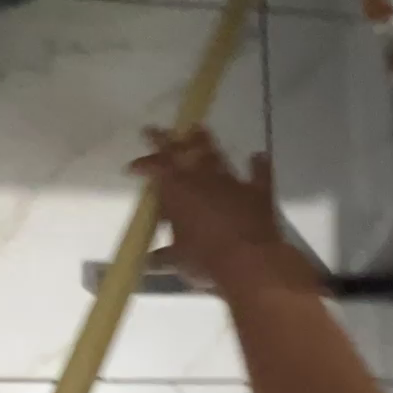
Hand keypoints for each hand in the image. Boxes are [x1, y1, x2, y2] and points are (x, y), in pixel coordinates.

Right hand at [129, 126, 320, 301]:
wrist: (251, 263)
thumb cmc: (205, 260)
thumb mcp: (178, 259)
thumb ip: (165, 255)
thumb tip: (151, 260)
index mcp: (177, 192)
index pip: (156, 168)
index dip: (144, 164)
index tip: (133, 167)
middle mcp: (202, 180)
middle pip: (183, 151)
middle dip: (167, 140)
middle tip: (156, 129)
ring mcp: (232, 184)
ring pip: (216, 156)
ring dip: (205, 143)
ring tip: (197, 129)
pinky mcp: (258, 194)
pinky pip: (260, 175)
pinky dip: (259, 165)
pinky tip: (259, 155)